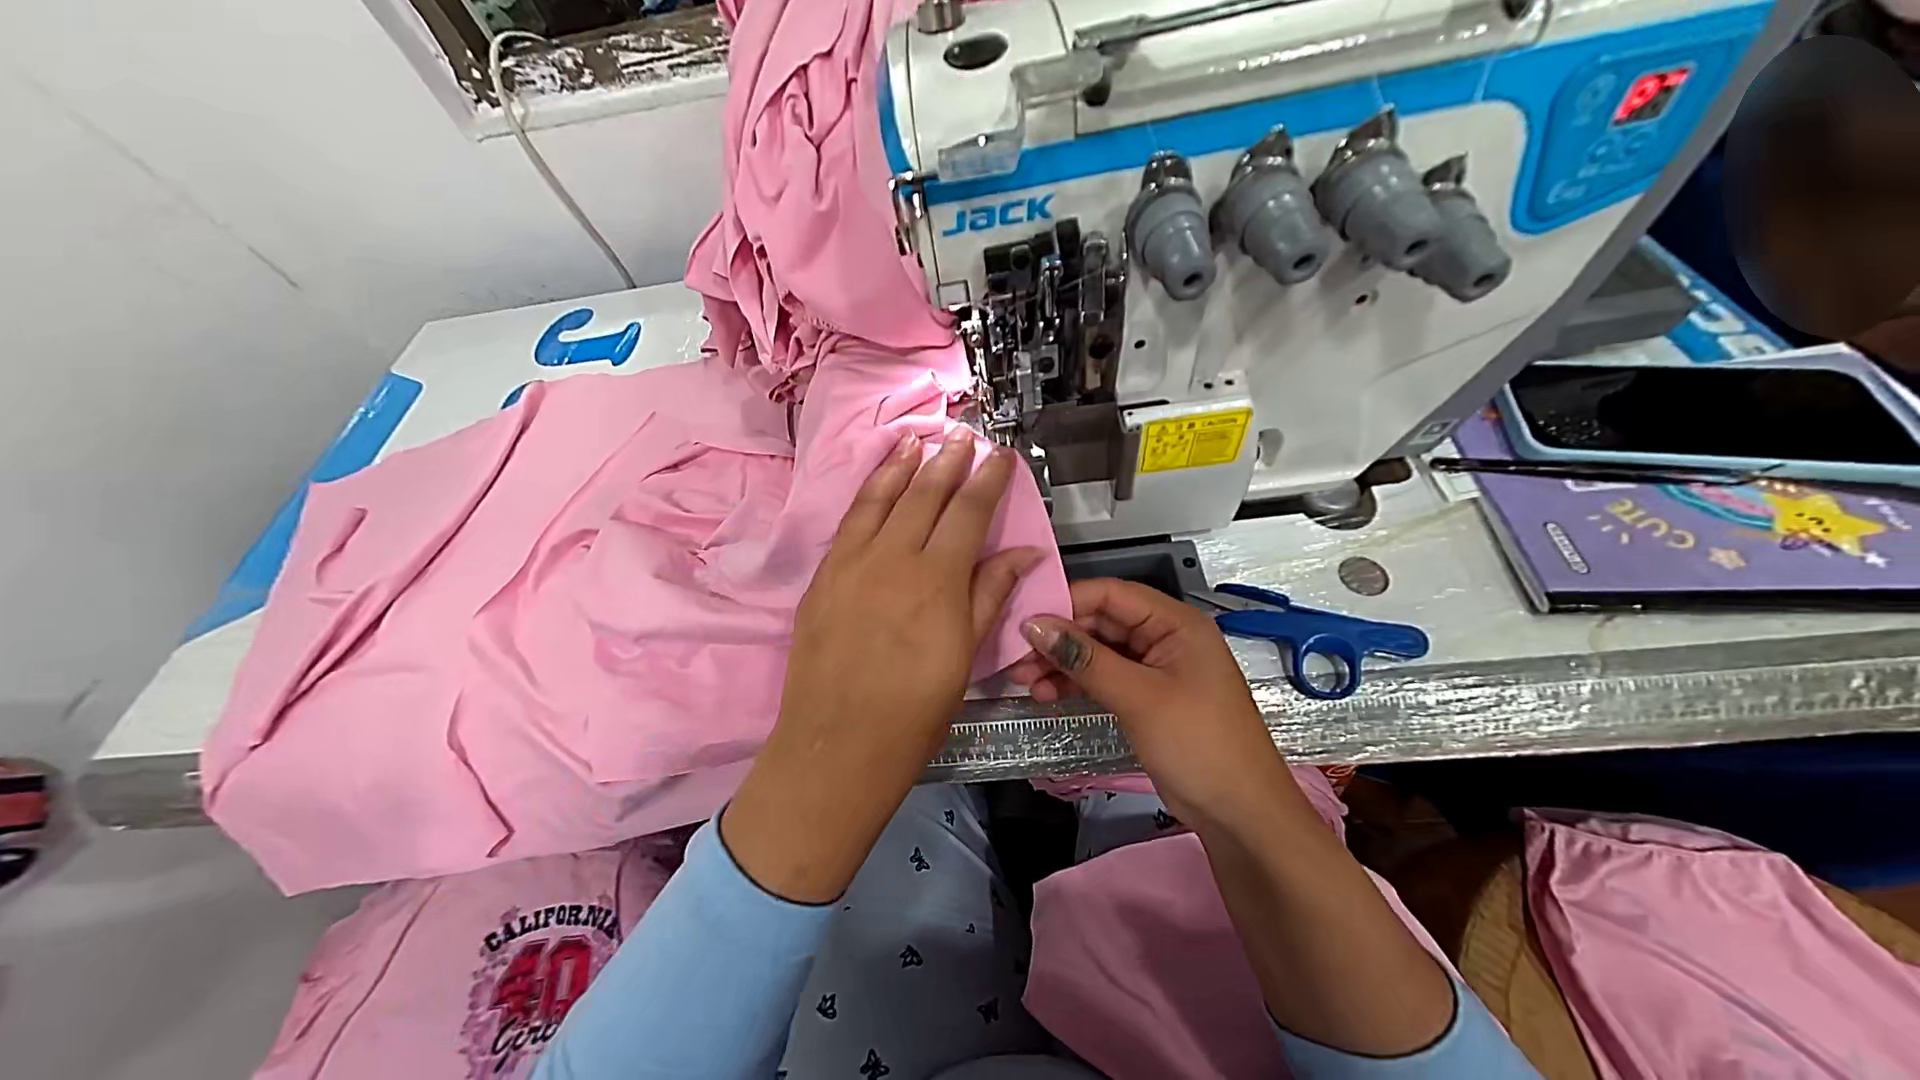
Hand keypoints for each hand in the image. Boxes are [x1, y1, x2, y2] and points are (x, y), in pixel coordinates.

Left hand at [722, 430, 1042, 901]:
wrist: (838, 746)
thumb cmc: (914, 713)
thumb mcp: (966, 656)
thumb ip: (991, 594)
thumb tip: (1024, 551)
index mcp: (937, 580)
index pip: (969, 513)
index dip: (987, 480)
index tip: (1000, 456)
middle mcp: (894, 559)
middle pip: (925, 496)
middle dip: (949, 463)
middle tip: (963, 437)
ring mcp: (852, 564)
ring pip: (882, 499)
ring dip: (903, 467)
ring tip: (920, 442)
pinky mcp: (824, 577)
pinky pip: (849, 521)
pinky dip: (866, 493)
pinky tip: (876, 482)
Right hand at [1016, 581, 1455, 1054]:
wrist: (1241, 814)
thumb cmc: (1198, 744)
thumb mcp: (1139, 697)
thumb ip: (1085, 658)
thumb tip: (1035, 626)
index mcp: (1175, 623)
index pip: (1111, 594)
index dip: (1066, 602)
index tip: (1024, 620)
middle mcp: (1164, 637)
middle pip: (1101, 622)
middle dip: (1059, 638)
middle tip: (1016, 658)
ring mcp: (1156, 669)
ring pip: (1098, 651)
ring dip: (1062, 663)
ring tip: (1024, 682)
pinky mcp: (1147, 697)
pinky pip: (1104, 677)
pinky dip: (1077, 683)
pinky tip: (1047, 693)